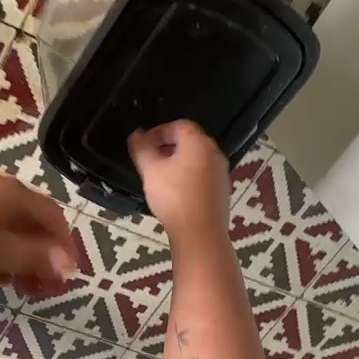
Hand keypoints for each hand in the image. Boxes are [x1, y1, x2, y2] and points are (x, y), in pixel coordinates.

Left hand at [0, 173, 78, 292]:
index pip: (54, 217)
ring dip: (22, 258)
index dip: (65, 247)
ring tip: (21, 286)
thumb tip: (70, 266)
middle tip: (44, 289)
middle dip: (43, 257)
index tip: (67, 278)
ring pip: (11, 229)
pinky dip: (1, 252)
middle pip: (34, 223)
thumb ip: (34, 257)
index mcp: (14, 193)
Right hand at [128, 121, 229, 241]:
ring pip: (196, 159)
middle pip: (190, 141)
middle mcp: (215, 153)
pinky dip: (188, 175)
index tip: (143, 144)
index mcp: (199, 143)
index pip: (179, 125)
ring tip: (159, 176)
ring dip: (177, 161)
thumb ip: (142, 149)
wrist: (200, 233)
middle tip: (149, 159)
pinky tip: (175, 191)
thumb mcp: (151, 170)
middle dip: (167, 146)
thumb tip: (136, 134)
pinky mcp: (222, 191)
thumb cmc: (174, 196)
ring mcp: (221, 173)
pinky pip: (202, 174)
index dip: (159, 131)